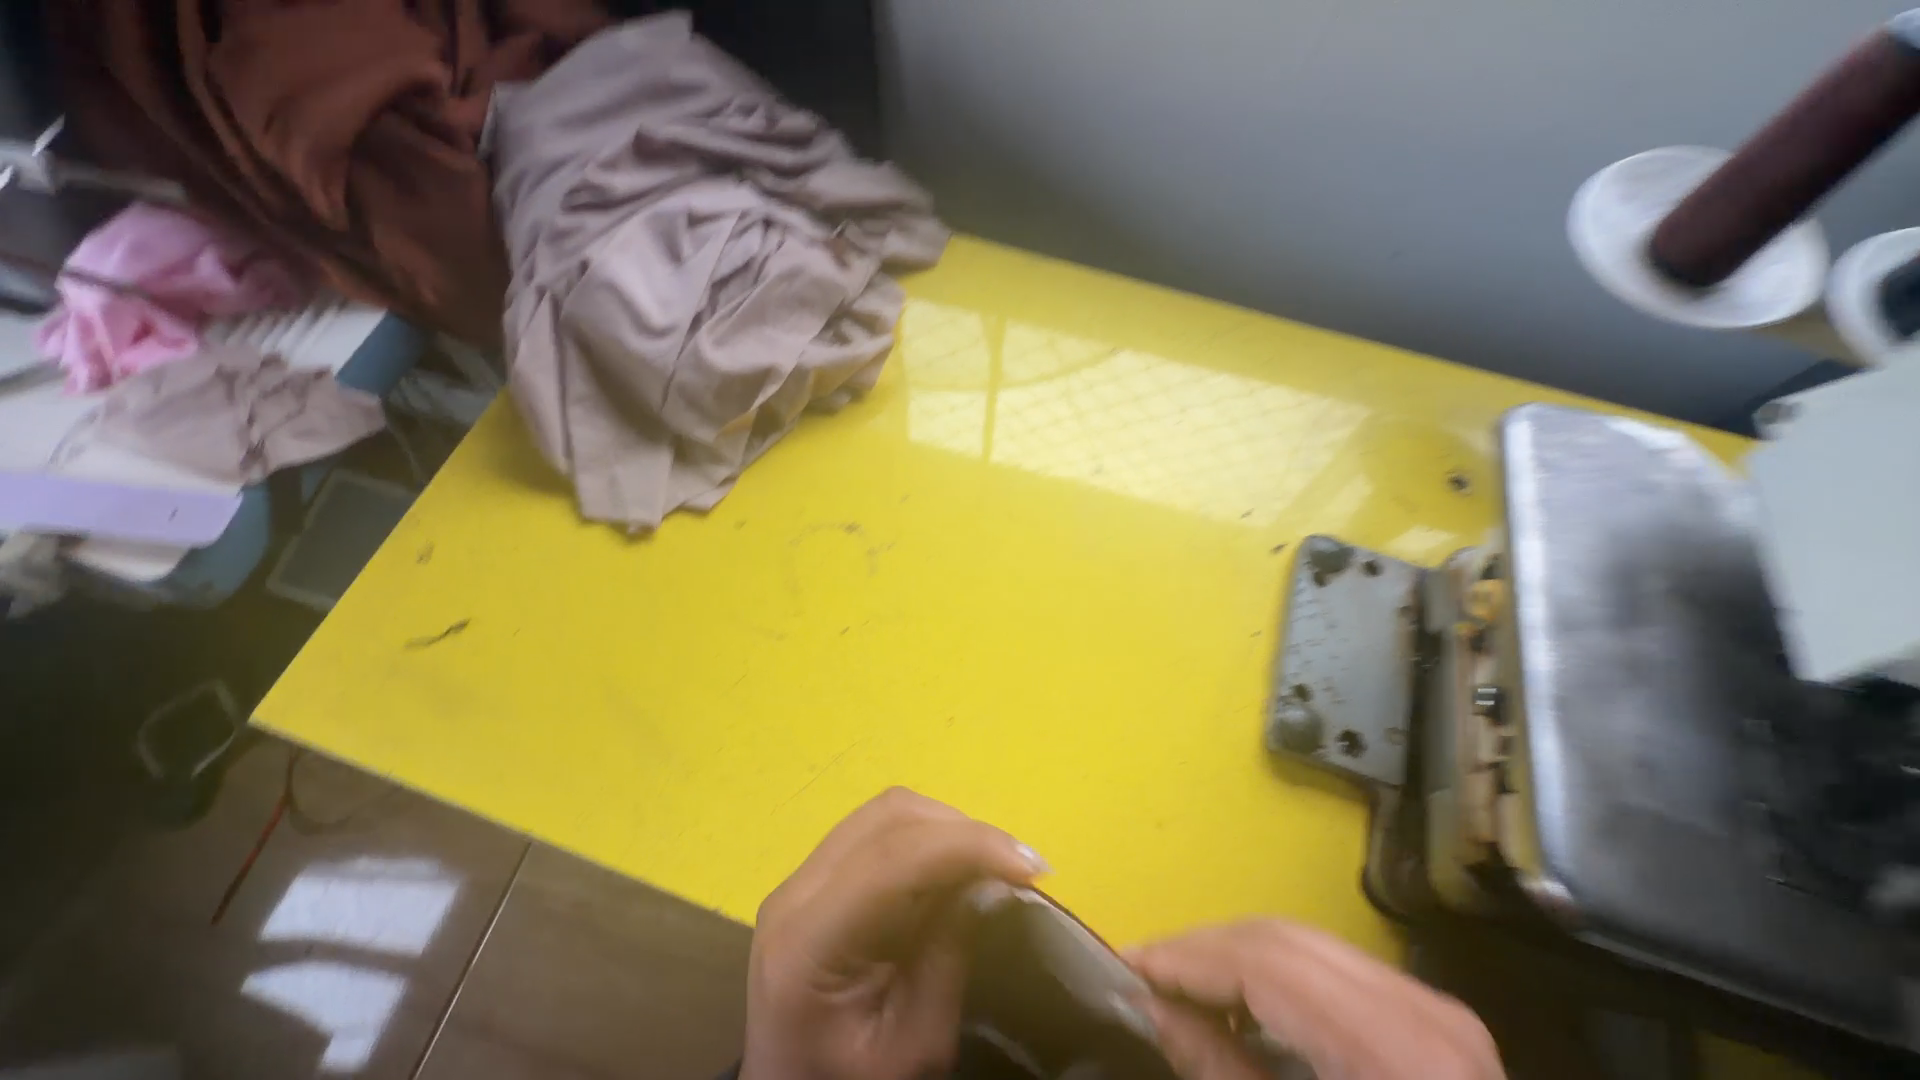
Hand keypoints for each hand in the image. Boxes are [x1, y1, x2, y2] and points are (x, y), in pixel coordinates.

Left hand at [740, 787, 1049, 1079]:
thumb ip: (946, 960)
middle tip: (1019, 868)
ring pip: (884, 812)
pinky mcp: (813, 875)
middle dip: (964, 831)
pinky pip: (877, 829)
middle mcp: (793, 892)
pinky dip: (927, 835)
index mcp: (807, 942)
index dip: (967, 846)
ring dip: (947, 827)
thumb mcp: (914, 1047)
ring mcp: (798, 877)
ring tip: (993, 865)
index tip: (1030, 867)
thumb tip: (986, 883)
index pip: (891, 860)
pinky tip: (956, 865)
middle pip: (888, 819)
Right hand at [1128, 921, 1502, 1079]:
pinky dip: (1274, 976)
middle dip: (1203, 950)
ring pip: (1305, 943)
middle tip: (1144, 978)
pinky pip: (1332, 969)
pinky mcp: (1436, 1022)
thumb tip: (1154, 1010)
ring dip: (1234, 958)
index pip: (1264, 962)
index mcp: (1395, 1052)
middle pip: (1282, 938)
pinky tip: (1242, 1007)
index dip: (1186, 958)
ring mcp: (1437, 1010)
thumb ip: (1221, 1074)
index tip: (1125, 969)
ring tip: (1181, 990)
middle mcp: (1423, 1010)